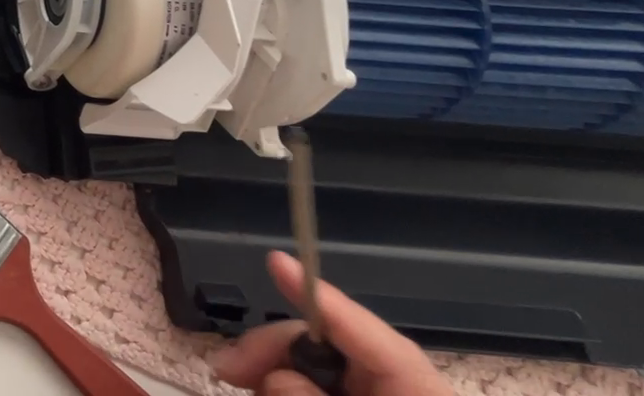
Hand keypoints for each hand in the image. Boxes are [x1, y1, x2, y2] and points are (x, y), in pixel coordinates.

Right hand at [208, 252, 451, 395]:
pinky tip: (261, 390)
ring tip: (239, 382)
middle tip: (225, 370)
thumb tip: (275, 376)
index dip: (322, 297)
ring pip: (309, 366)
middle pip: (326, 346)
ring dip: (271, 372)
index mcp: (419, 390)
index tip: (276, 260)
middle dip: (272, 349)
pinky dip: (280, 387)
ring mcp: (375, 393)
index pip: (373, 335)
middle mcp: (398, 386)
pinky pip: (310, 386)